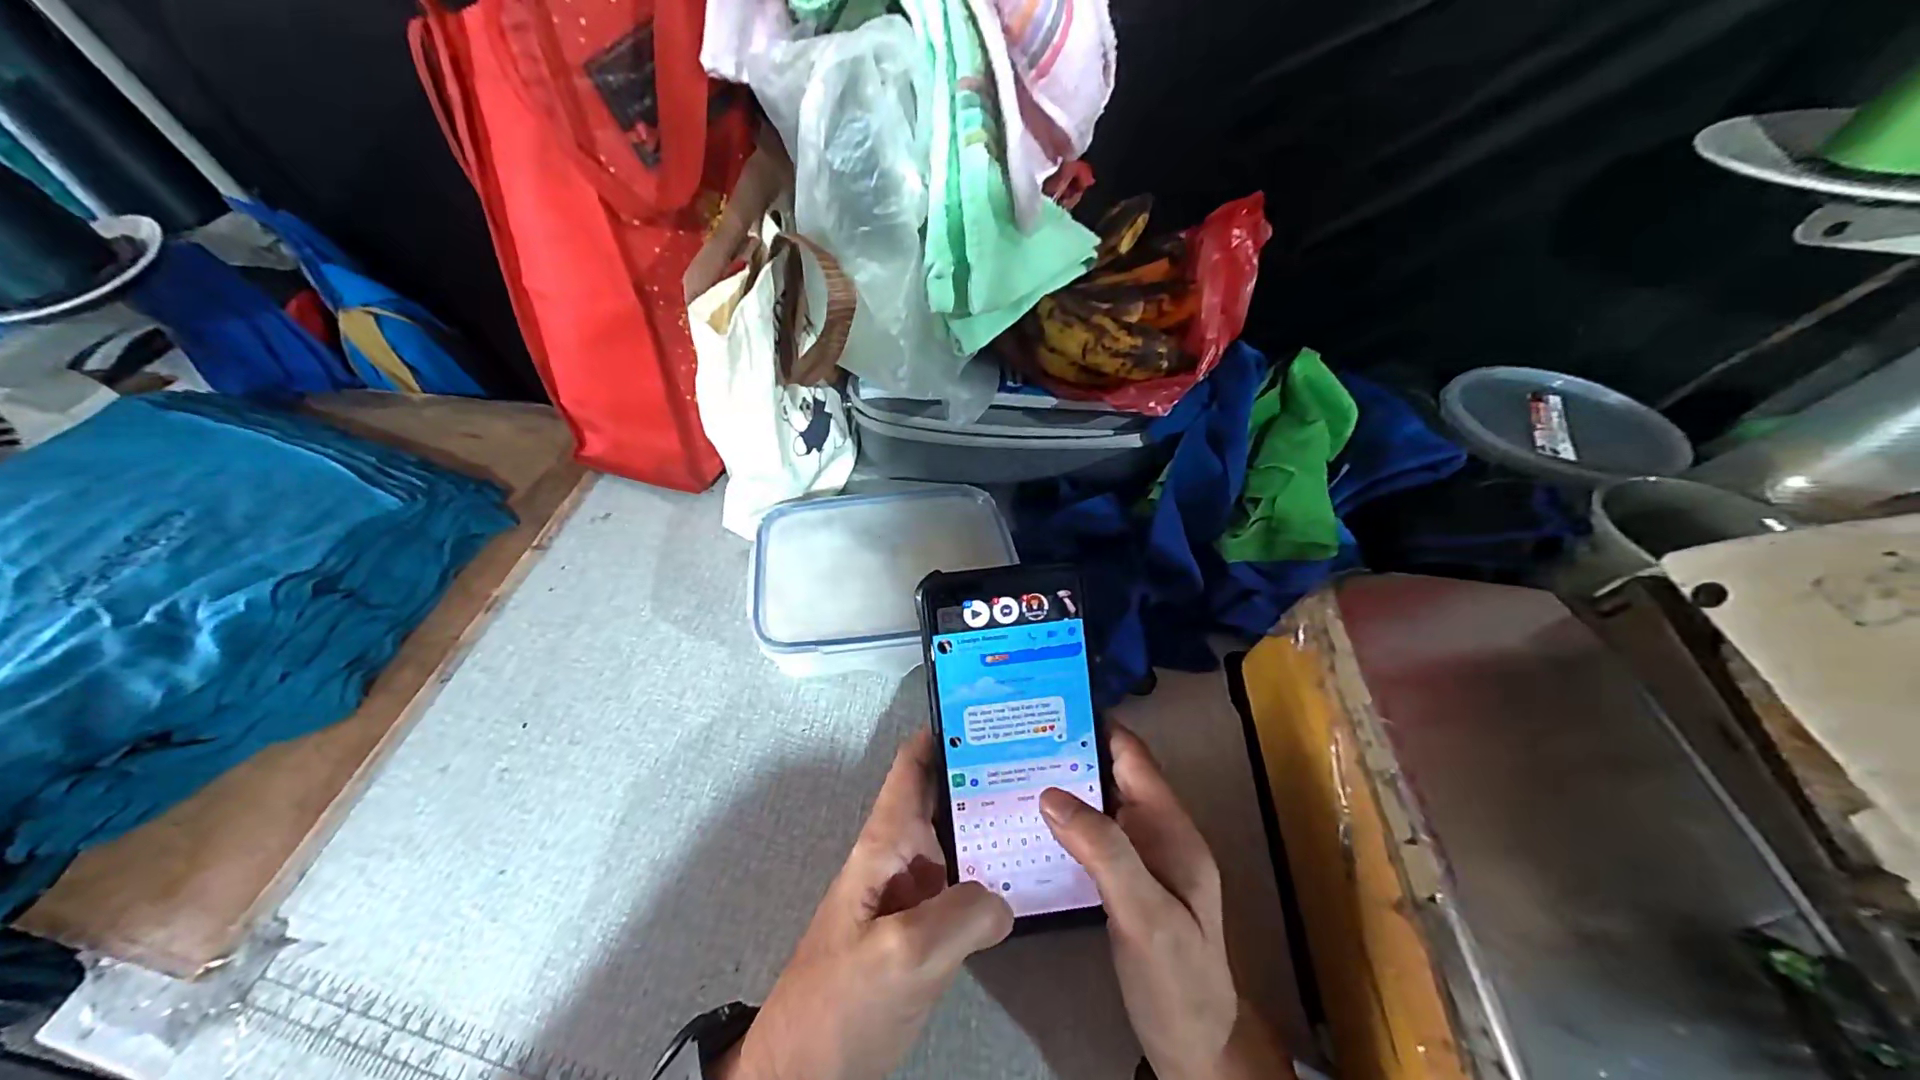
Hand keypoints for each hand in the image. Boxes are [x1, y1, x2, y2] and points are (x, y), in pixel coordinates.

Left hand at [716, 731, 1013, 1079]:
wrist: (805, 1068)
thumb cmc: (841, 999)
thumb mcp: (905, 954)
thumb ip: (961, 916)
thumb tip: (1002, 901)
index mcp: (886, 842)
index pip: (913, 766)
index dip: (945, 732)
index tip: (989, 713)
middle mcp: (901, 855)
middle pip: (946, 797)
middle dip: (987, 775)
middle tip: (1044, 756)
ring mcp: (914, 892)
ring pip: (961, 840)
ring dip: (996, 823)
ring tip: (1051, 807)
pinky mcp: (926, 928)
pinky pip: (967, 886)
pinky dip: (996, 873)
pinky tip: (1031, 875)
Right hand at [1040, 726, 1291, 1079]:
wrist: (1192, 1044)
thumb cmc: (1177, 979)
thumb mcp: (1145, 914)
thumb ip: (1105, 852)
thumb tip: (1052, 793)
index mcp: (1171, 829)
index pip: (1133, 758)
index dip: (1097, 726)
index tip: (1049, 706)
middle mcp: (1155, 833)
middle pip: (1110, 774)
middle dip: (1069, 751)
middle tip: (1013, 736)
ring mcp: (1139, 858)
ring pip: (1097, 803)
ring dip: (1062, 784)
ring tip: (1009, 768)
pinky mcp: (1121, 880)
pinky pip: (1089, 835)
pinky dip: (1062, 820)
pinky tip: (1028, 822)